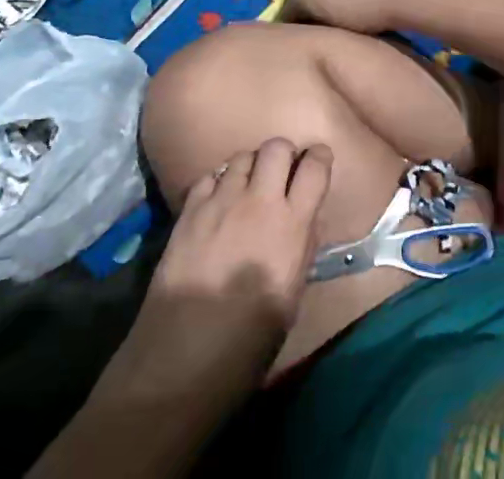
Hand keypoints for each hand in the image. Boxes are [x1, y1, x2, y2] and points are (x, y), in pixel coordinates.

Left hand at [127, 138, 333, 385]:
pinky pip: (210, 177)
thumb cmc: (250, 339)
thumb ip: (301, 246)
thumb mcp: (292, 295)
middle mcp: (258, 202)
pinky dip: (220, 182)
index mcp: (292, 224)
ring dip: (251, 168)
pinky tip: (218, 203)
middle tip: (282, 175)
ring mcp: (220, 203)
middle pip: (276, 147)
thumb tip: (304, 220)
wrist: (183, 357)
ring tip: (248, 189)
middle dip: (283, 155)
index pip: (315, 166)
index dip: (320, 158)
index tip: (319, 163)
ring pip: (241, 157)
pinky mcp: (189, 212)